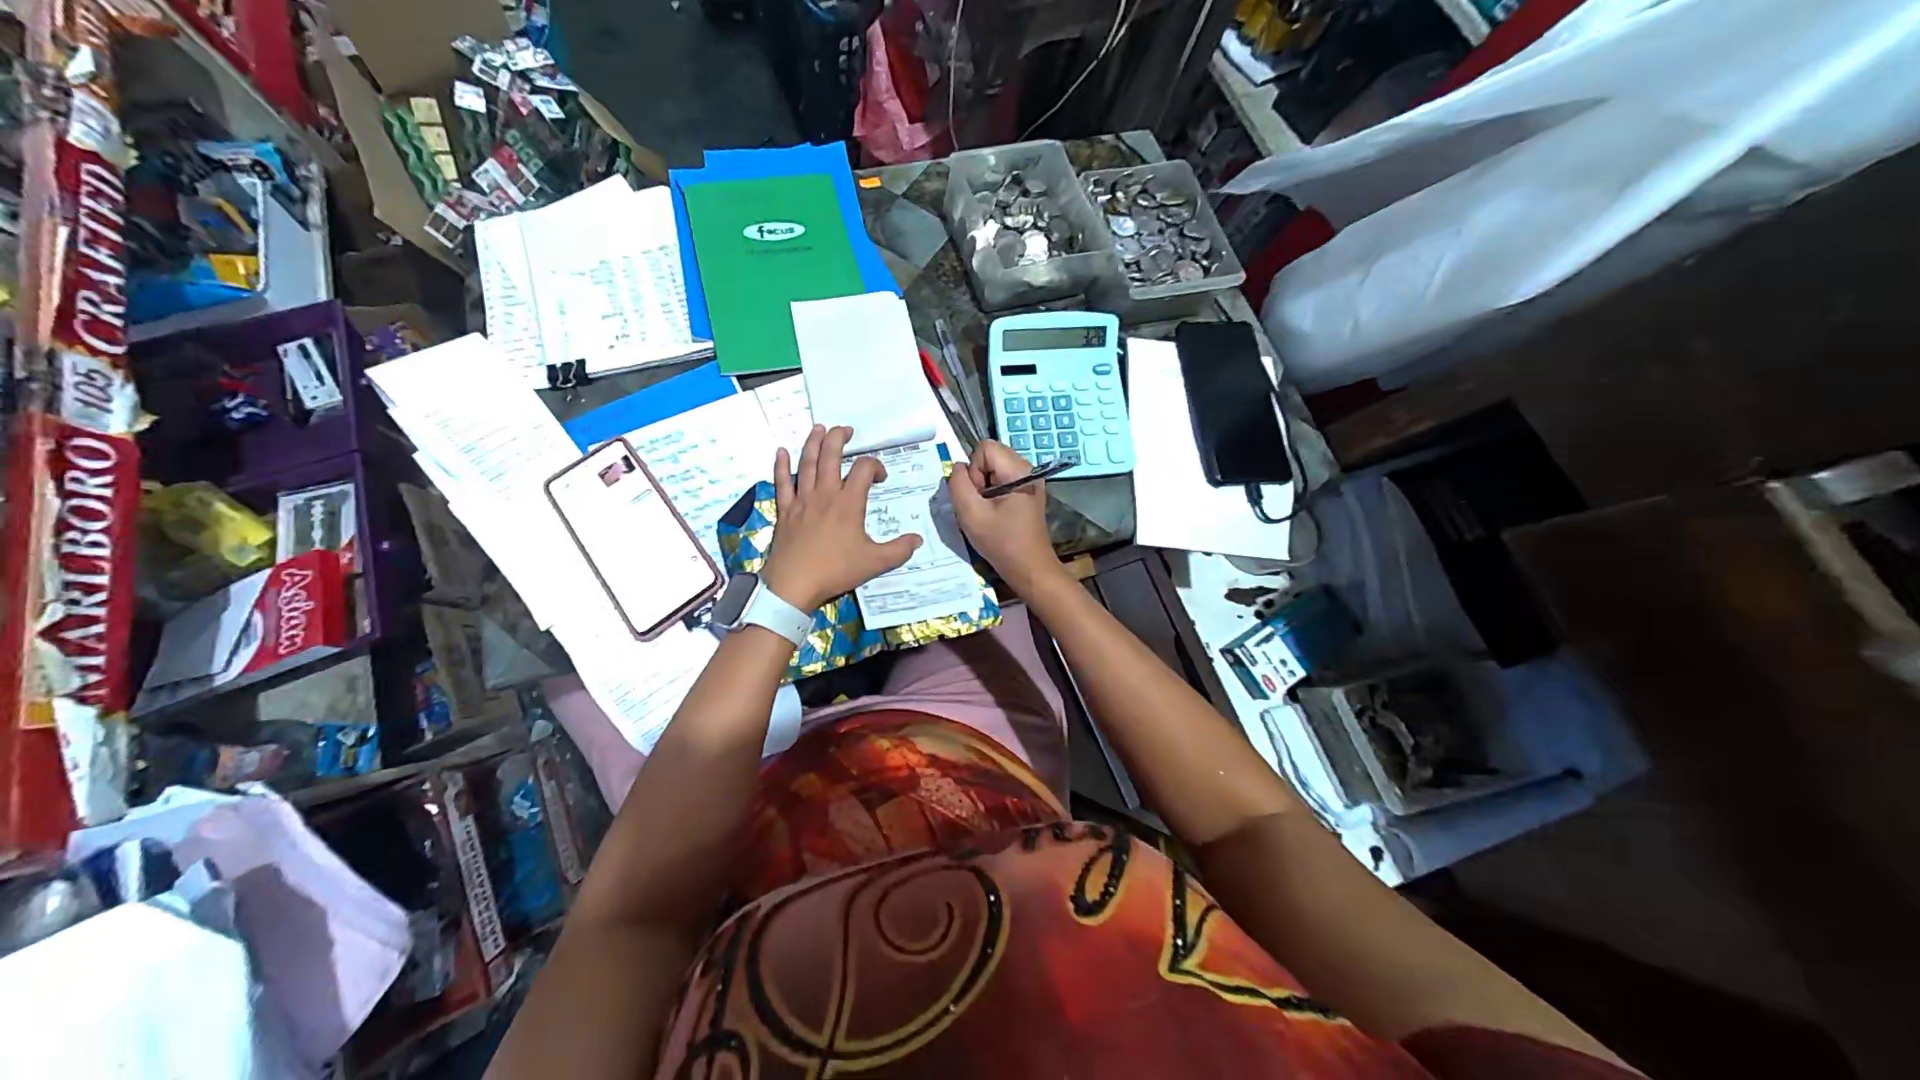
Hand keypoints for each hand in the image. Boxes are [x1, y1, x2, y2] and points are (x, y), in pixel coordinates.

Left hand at [760, 425, 921, 610]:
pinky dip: (781, 466)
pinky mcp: (785, 510)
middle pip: (830, 455)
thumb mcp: (875, 563)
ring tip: (819, 428)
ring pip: (806, 463)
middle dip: (838, 438)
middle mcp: (825, 494)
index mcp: (848, 503)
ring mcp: (802, 500)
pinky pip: (782, 482)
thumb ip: (899, 550)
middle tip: (845, 430)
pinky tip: (781, 452)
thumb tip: (918, 540)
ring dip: (813, 443)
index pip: (863, 469)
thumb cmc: (836, 570)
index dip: (875, 466)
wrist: (794, 584)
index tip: (880, 478)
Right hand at [948, 439, 1061, 592]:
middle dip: (978, 477)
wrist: (1030, 568)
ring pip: (993, 468)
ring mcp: (1029, 480)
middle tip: (982, 505)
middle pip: (989, 455)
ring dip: (983, 487)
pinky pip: (1001, 479)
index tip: (979, 497)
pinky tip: (995, 513)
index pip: (984, 448)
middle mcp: (1027, 469)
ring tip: (989, 511)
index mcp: (1019, 470)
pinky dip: (992, 493)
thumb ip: (958, 484)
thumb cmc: (1002, 543)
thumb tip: (958, 468)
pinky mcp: (1027, 491)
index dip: (974, 470)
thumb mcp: (970, 514)